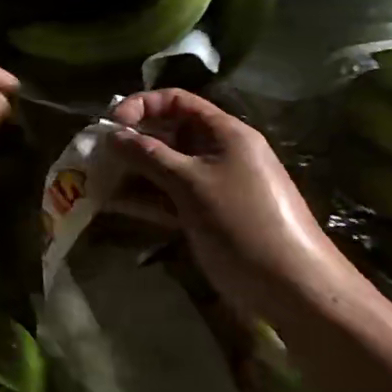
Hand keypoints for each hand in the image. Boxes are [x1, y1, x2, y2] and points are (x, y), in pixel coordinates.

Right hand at [108, 89, 337, 317]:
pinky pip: (171, 197)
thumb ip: (149, 156)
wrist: (295, 290)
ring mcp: (214, 186)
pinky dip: (146, 198)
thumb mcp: (191, 185)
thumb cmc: (243, 224)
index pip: (177, 101)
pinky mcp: (209, 216)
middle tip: (96, 152)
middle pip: (169, 134)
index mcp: (225, 132)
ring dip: (134, 171)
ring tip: (96, 178)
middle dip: (132, 140)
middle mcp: (220, 152)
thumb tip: (112, 134)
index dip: (143, 105)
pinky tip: (114, 204)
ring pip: (167, 168)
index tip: (112, 123)